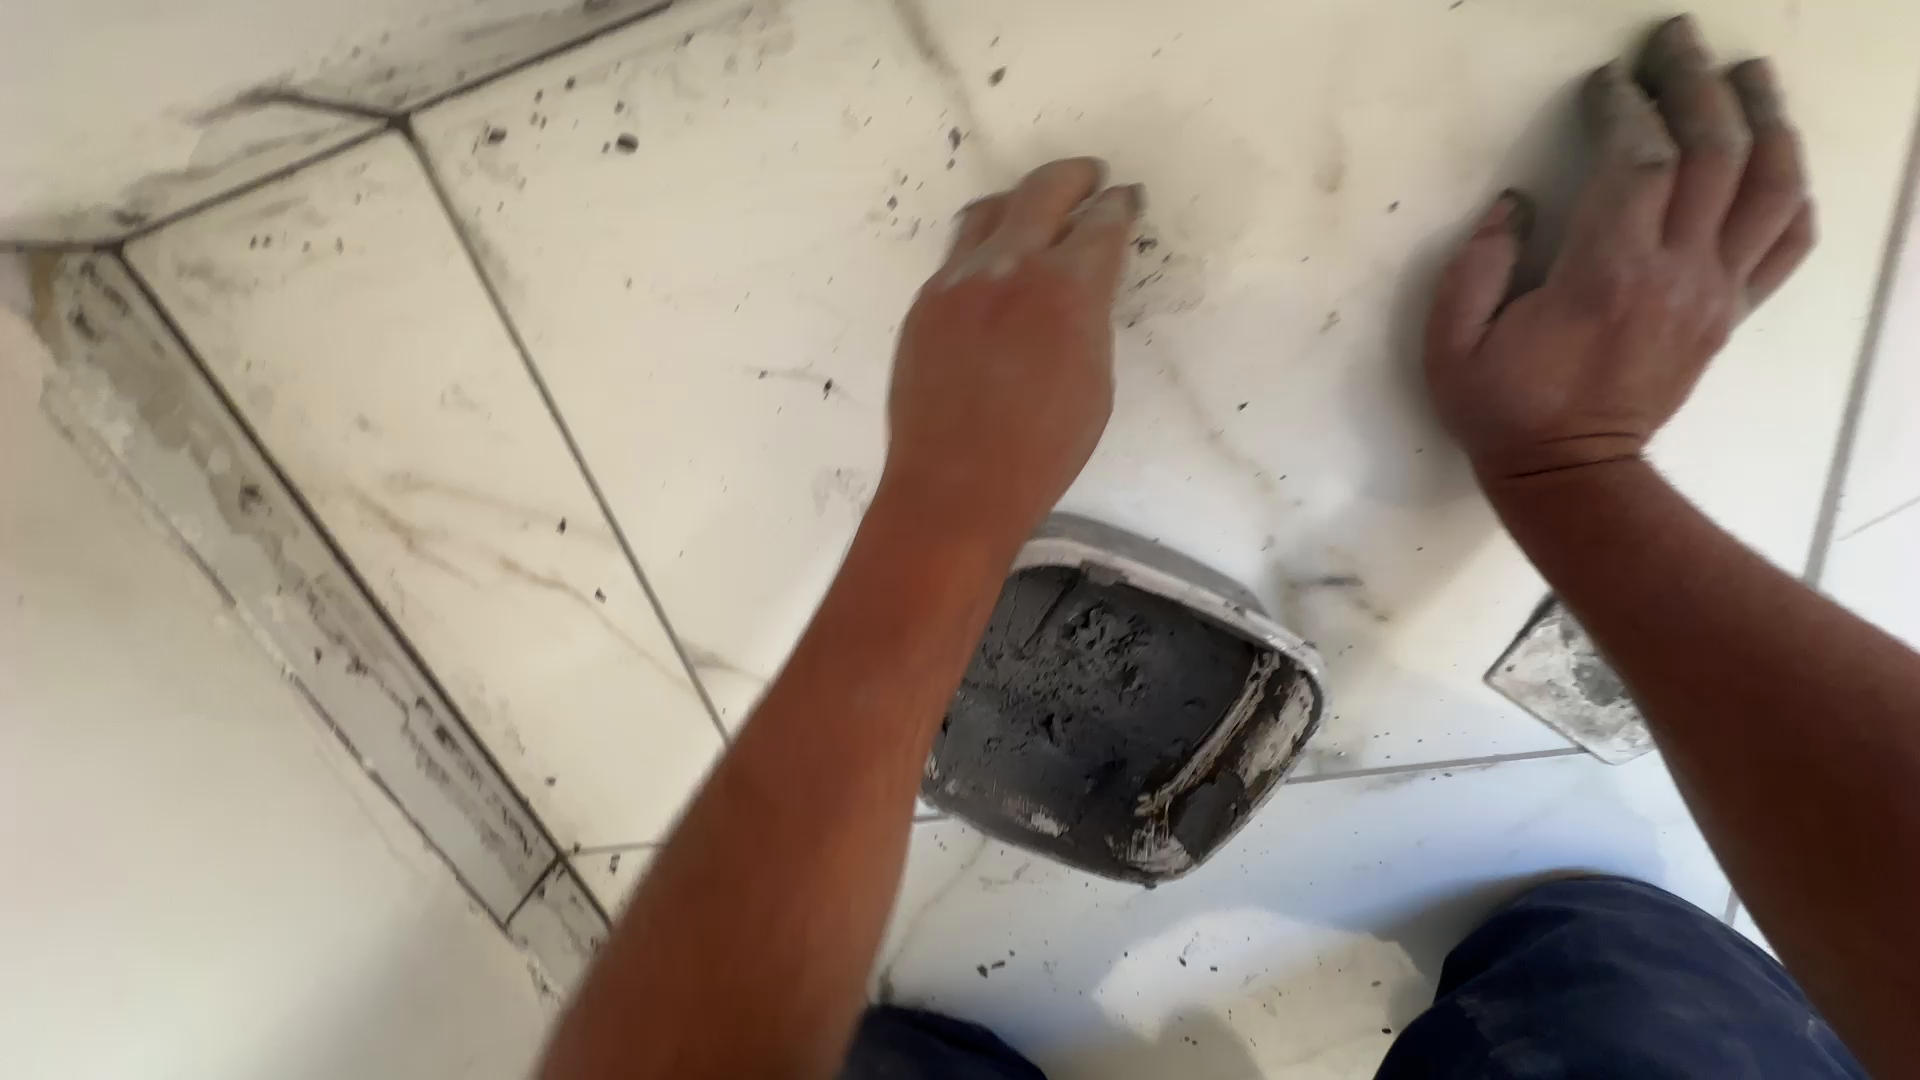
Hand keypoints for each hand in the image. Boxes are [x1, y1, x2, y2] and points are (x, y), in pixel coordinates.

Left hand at [881, 158, 1142, 545]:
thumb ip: (1089, 321)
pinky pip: (957, 257)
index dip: (1119, 207)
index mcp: (1067, 291)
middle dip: (1075, 178)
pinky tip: (994, 272)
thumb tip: (1082, 292)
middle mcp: (1009, 269)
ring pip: (989, 213)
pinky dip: (984, 249)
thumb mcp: (1094, 386)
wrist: (955, 488)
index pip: (1102, 224)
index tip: (1124, 201)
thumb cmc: (1040, 454)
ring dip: (1021, 203)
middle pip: (1044, 190)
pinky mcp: (925, 306)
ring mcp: (958, 283)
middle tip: (1089, 180)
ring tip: (1035, 213)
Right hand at [1425, 16, 1814, 482]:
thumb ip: (1473, 271)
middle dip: (1696, 85)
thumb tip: (1514, 206)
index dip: (1624, 111)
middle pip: (1713, 153)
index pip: (1634, 164)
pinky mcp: (1731, 313)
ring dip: (1764, 117)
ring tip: (1746, 77)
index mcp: (1602, 277)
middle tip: (1678, 42)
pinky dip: (1792, 189)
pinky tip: (1776, 161)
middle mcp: (1675, 273)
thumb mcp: (1449, 347)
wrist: (1565, 471)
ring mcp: (1715, 292)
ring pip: (1770, 182)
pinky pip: (1787, 239)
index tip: (1604, 84)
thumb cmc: (1498, 410)